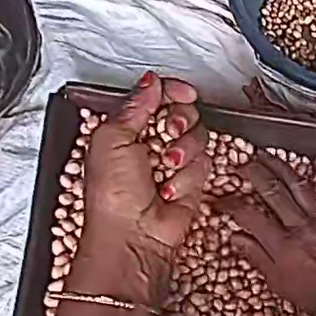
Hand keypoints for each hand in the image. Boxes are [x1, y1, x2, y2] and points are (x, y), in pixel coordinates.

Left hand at [67, 73, 208, 303]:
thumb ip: (134, 106)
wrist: (133, 234)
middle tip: (168, 133)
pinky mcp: (192, 180)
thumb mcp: (111, 138)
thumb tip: (150, 82)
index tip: (182, 93)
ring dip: (183, 152)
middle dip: (180, 122)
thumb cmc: (113, 196)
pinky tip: (171, 190)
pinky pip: (205, 164)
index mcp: (129, 127)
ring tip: (166, 167)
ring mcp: (175, 161)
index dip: (173, 91)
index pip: (159, 96)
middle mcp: (154, 142)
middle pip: (185, 112)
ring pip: (199, 137)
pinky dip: (188, 177)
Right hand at [221, 153, 315, 315]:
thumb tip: (235, 237)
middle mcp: (299, 226)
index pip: (248, 215)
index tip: (219, 199)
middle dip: (252, 173)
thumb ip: (257, 256)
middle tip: (240, 164)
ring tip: (265, 154)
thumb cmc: (314, 295)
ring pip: (297, 185)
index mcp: (281, 244)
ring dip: (280, 166)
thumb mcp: (278, 282)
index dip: (230, 204)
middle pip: (271, 191)